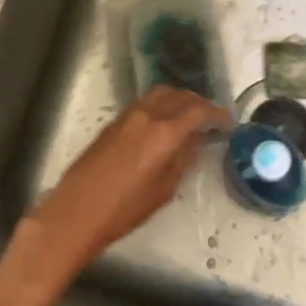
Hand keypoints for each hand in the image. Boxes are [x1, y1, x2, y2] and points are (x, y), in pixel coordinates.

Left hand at [26, 86, 229, 276]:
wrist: (77, 211)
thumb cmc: (125, 209)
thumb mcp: (164, 189)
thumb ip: (183, 159)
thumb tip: (195, 140)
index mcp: (163, 132)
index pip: (198, 111)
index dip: (216, 113)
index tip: (228, 121)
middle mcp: (146, 115)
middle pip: (179, 96)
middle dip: (198, 103)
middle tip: (211, 118)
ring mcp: (127, 116)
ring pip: (160, 94)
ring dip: (178, 100)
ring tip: (189, 117)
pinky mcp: (113, 122)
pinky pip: (145, 103)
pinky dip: (161, 105)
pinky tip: (165, 123)